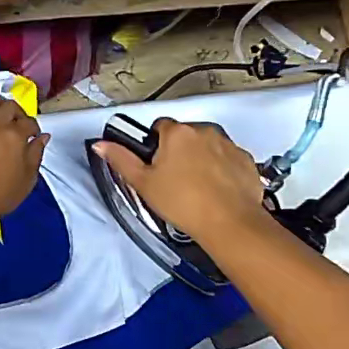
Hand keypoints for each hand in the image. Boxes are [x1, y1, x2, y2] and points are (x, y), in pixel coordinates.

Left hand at [0, 87, 48, 222]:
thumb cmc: (2, 195)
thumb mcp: (28, 178)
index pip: (29, 122)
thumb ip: (36, 153)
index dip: (33, 127)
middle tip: (16, 121)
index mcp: (16, 136)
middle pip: (10, 107)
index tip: (32, 135)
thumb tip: (43, 136)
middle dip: (17, 112)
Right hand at [93, 118, 266, 243]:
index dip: (155, 146)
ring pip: (209, 146)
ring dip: (202, 159)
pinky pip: (230, 160)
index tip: (155, 164)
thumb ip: (121, 159)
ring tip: (195, 188)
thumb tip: (102, 145)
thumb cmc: (186, 203)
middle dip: (179, 152)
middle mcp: (205, 131)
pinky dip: (223, 170)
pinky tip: (215, 190)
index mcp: (178, 133)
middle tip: (173, 180)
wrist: (228, 222)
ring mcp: (228, 145)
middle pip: (185, 136)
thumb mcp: (143, 183)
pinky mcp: (246, 160)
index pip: (160, 126)